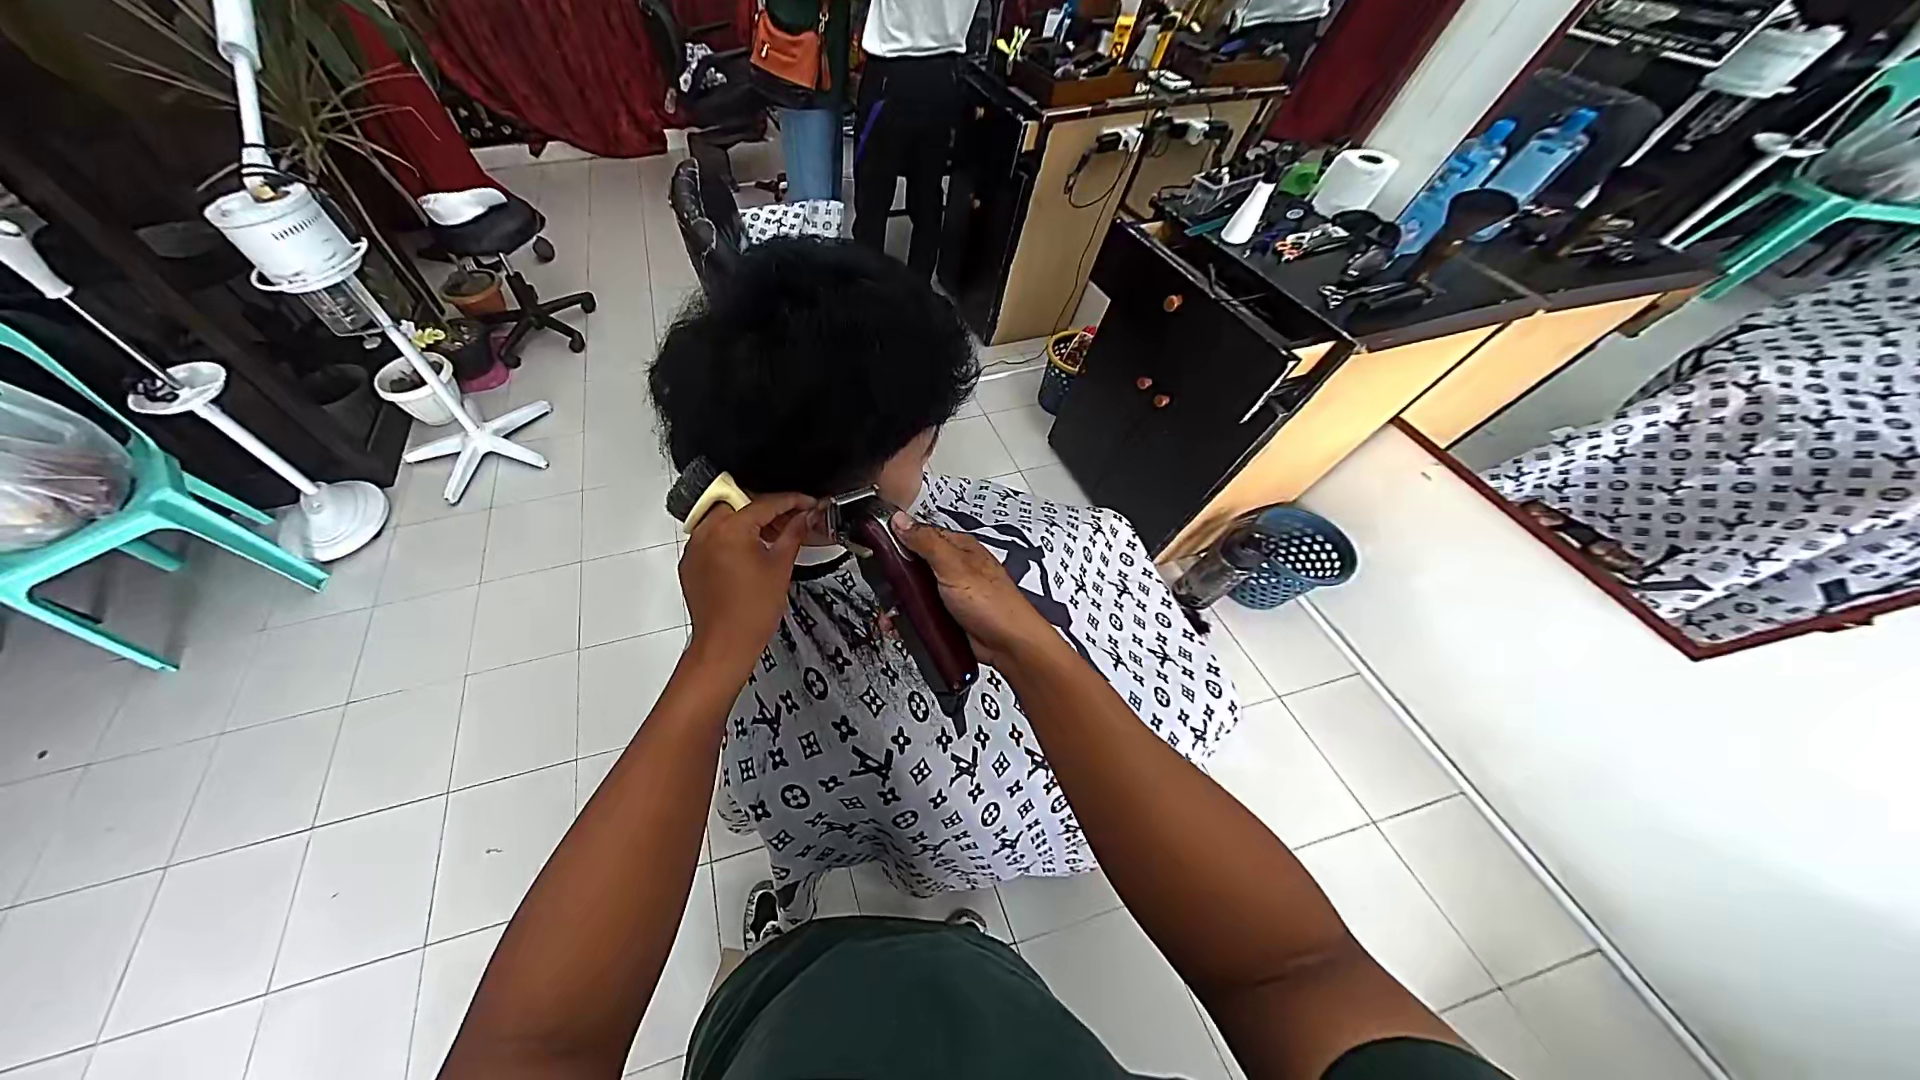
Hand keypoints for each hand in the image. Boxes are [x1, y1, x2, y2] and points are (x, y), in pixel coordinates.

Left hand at [681, 493, 817, 677]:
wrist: (726, 643)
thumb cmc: (749, 614)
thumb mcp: (781, 566)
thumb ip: (794, 533)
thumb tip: (804, 518)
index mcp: (730, 530)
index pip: (766, 502)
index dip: (792, 500)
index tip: (807, 503)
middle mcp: (707, 533)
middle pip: (741, 502)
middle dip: (769, 507)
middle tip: (793, 517)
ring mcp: (695, 547)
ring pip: (725, 517)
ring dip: (750, 520)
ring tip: (775, 535)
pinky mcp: (691, 561)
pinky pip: (713, 536)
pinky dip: (733, 536)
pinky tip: (753, 550)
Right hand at [890, 511, 1058, 666]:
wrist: (1009, 646)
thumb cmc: (995, 605)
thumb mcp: (954, 566)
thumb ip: (926, 542)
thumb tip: (901, 521)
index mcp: (958, 548)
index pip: (920, 534)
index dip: (897, 540)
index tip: (877, 549)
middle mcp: (954, 568)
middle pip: (913, 565)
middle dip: (896, 579)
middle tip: (886, 588)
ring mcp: (950, 593)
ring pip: (914, 592)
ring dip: (899, 603)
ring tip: (892, 613)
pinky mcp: (947, 616)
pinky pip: (921, 613)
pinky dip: (908, 619)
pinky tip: (902, 626)